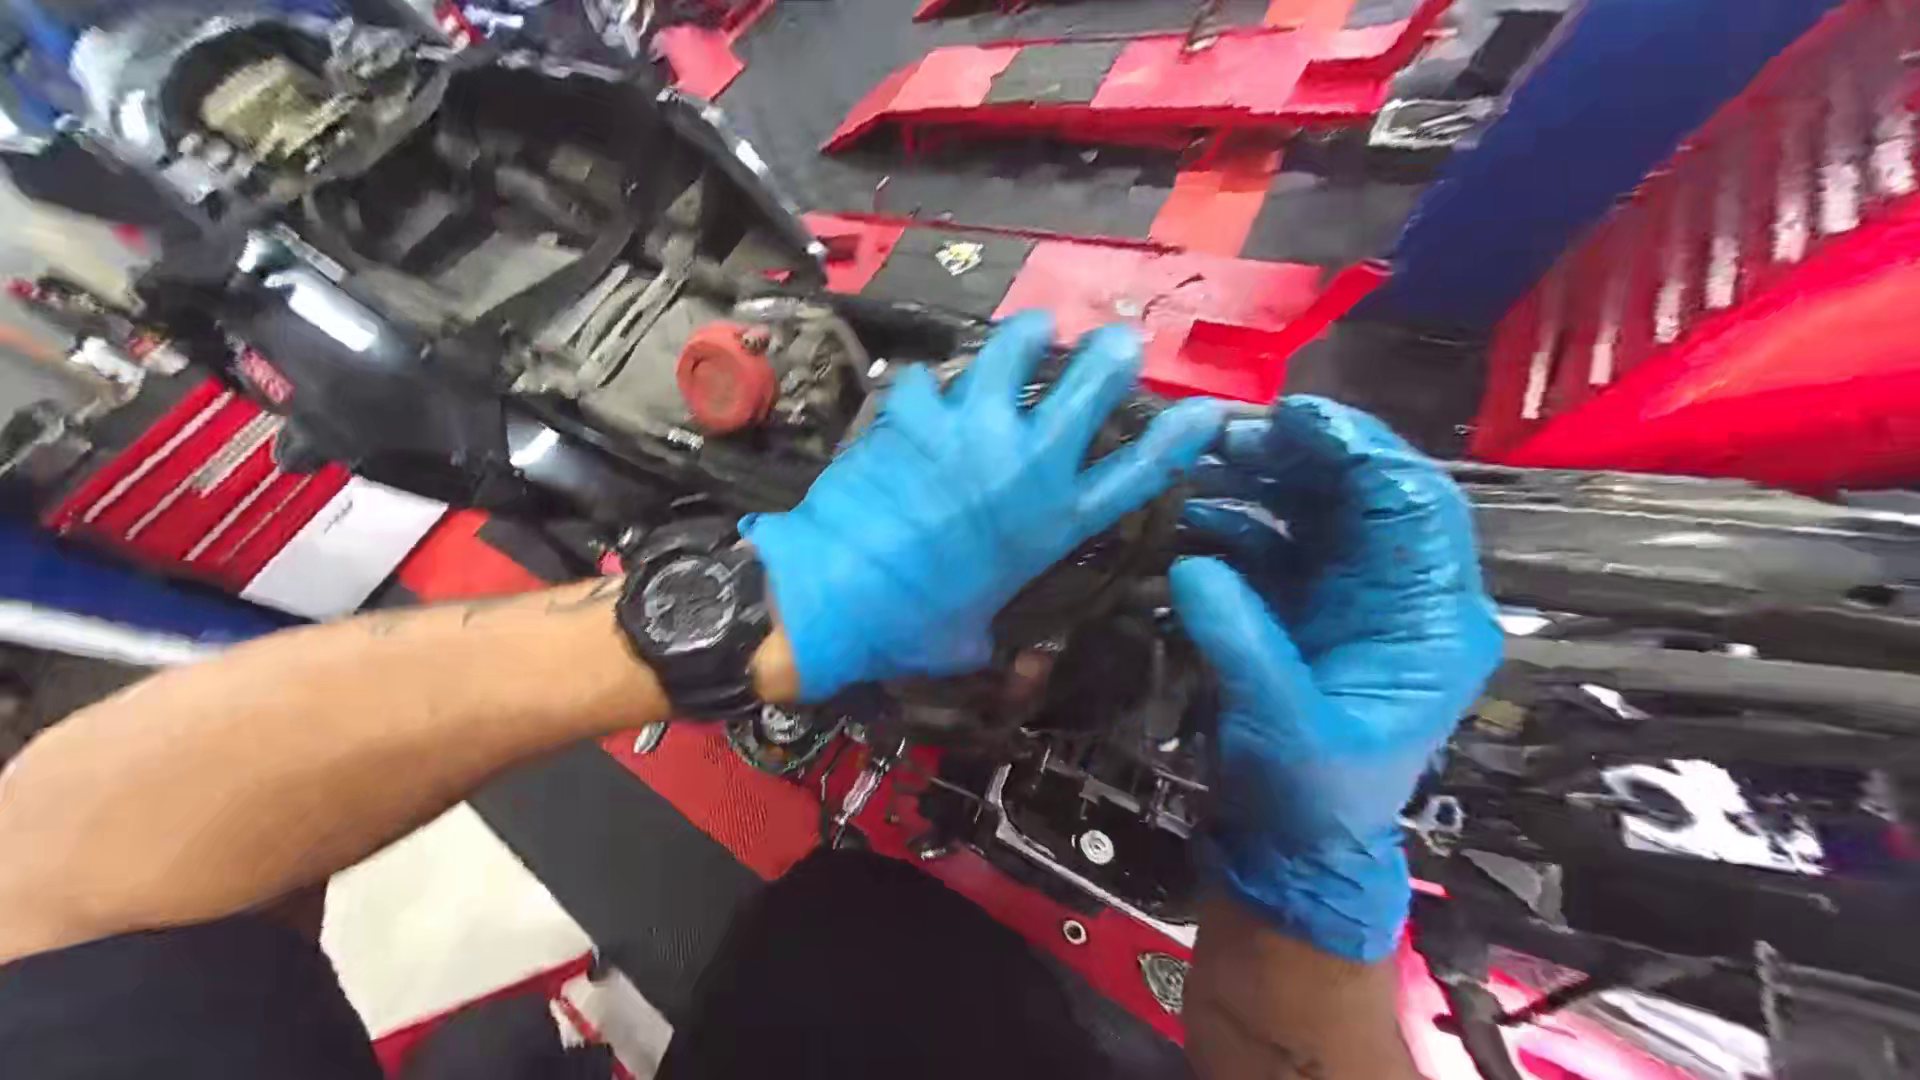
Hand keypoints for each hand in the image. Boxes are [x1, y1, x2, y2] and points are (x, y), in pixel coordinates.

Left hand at [742, 311, 1224, 701]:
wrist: (837, 594)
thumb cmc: (913, 625)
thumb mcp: (975, 638)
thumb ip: (1003, 632)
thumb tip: (1013, 653)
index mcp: (1053, 524)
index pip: (1137, 473)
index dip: (1177, 439)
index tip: (1204, 409)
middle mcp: (1028, 465)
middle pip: (1090, 388)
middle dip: (1110, 356)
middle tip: (1117, 339)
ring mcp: (974, 429)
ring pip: (1015, 353)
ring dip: (1027, 337)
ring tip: (1032, 331)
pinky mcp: (920, 412)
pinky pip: (931, 380)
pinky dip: (929, 385)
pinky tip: (921, 394)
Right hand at [1170, 397, 1501, 962]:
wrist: (1289, 838)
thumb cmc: (1309, 792)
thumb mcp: (1283, 724)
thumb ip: (1243, 644)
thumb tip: (1193, 562)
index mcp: (1428, 618)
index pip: (1413, 506)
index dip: (1358, 450)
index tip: (1291, 415)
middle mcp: (1396, 591)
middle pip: (1358, 495)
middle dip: (1294, 456)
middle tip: (1223, 436)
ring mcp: (1345, 593)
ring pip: (1311, 510)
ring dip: (1256, 481)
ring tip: (1196, 464)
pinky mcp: (1300, 603)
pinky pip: (1272, 542)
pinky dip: (1233, 521)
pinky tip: (1191, 514)